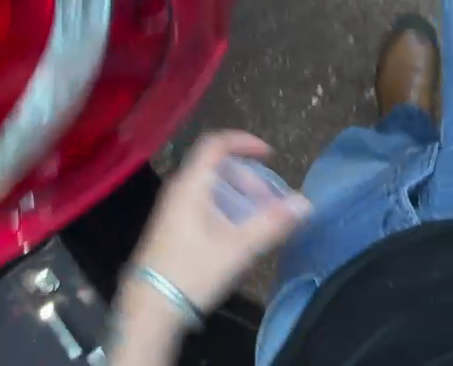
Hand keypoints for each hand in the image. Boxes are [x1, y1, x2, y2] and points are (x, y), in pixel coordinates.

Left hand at [128, 131, 310, 314]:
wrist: (147, 312)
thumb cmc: (192, 272)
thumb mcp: (237, 248)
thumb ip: (272, 223)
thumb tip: (305, 203)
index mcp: (191, 184)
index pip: (217, 144)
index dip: (244, 141)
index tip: (268, 154)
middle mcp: (179, 189)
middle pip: (217, 166)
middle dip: (247, 177)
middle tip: (267, 200)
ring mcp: (171, 208)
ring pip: (209, 185)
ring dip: (236, 193)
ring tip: (255, 217)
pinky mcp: (170, 227)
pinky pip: (201, 201)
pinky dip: (223, 205)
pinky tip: (234, 233)